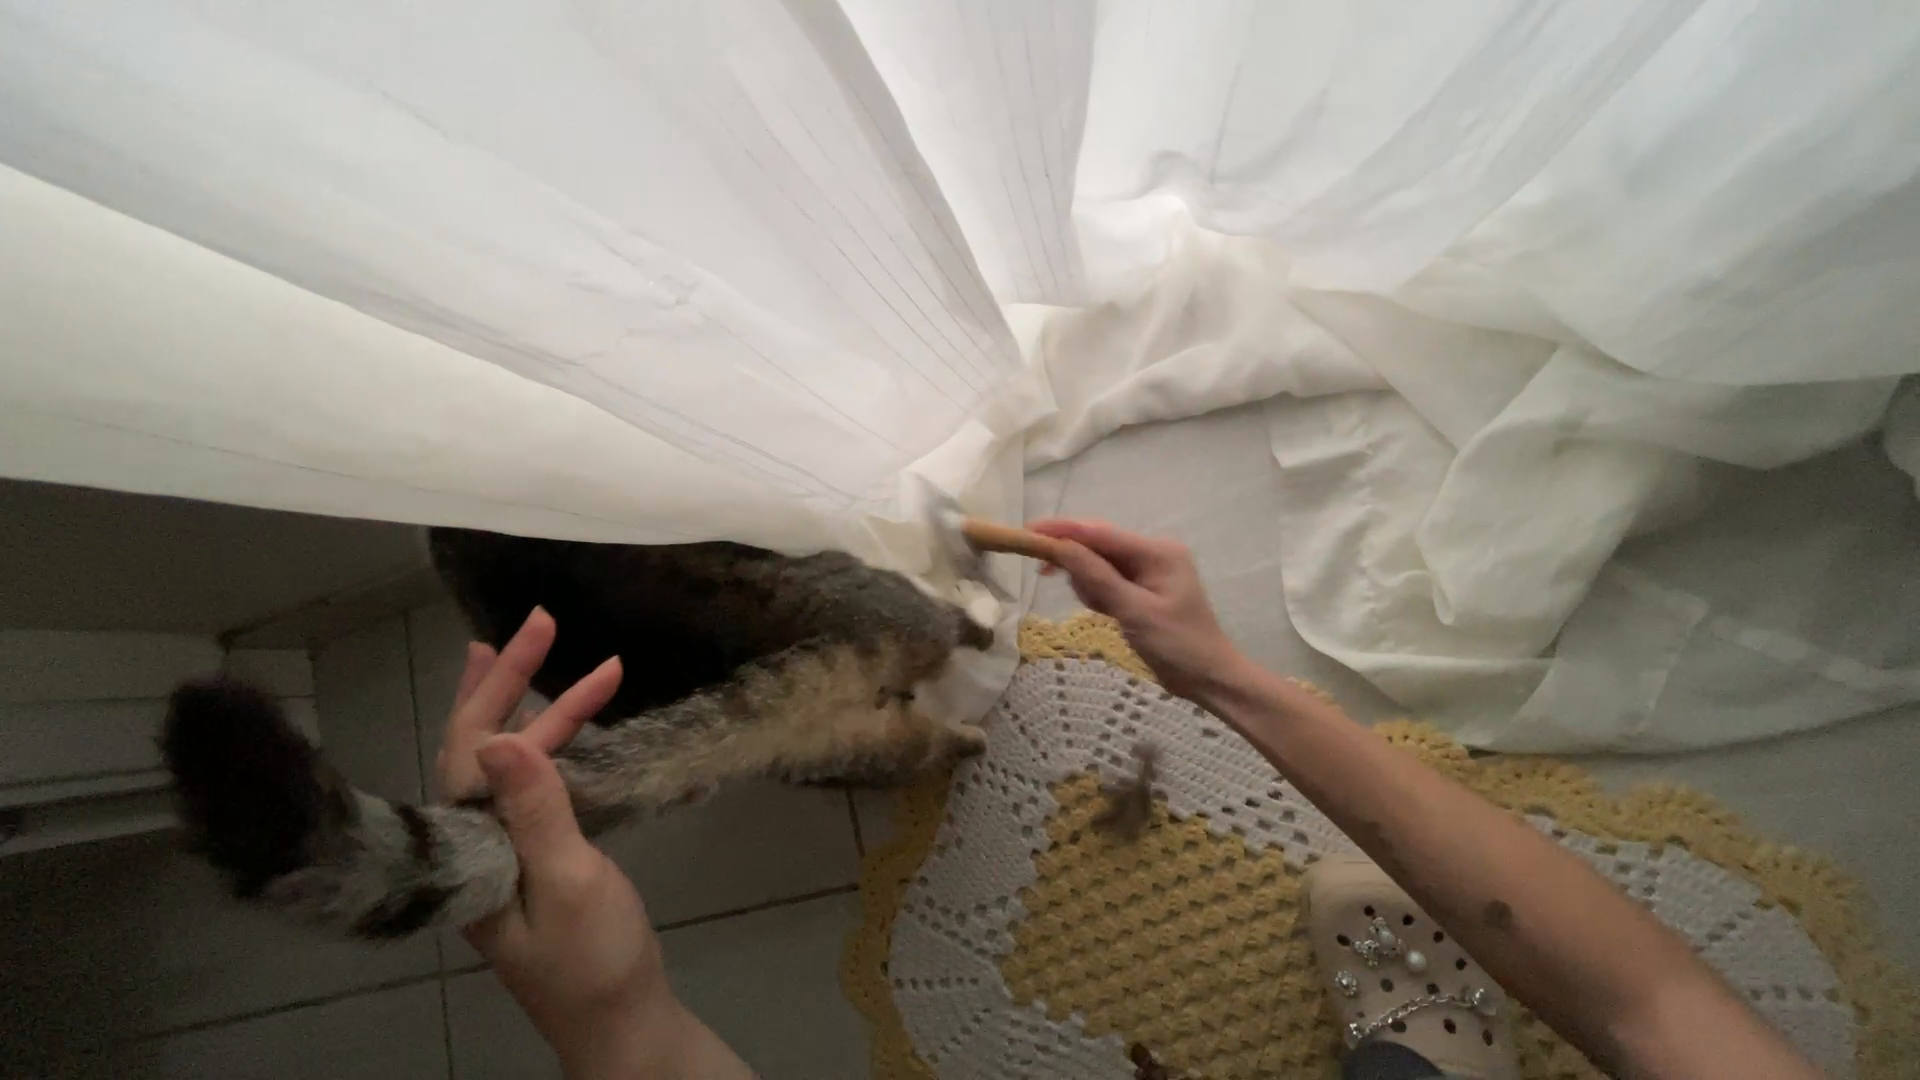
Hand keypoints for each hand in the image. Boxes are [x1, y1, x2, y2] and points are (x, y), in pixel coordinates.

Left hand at [438, 611, 673, 1077]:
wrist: (617, 1016)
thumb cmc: (592, 956)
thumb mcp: (568, 882)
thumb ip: (536, 811)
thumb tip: (502, 737)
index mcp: (467, 851)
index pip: (470, 751)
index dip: (498, 686)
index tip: (533, 634)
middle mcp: (470, 844)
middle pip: (480, 748)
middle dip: (512, 682)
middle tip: (544, 623)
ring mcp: (500, 849)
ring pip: (505, 763)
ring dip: (533, 708)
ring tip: (544, 655)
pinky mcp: (531, 855)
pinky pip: (529, 783)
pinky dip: (544, 742)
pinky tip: (554, 724)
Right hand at [1028, 519, 1246, 700]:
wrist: (1208, 679)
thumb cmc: (1177, 645)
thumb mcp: (1134, 611)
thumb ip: (1097, 577)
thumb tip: (1060, 547)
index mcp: (1157, 551)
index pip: (1100, 533)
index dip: (1062, 531)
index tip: (1027, 532)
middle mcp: (1152, 553)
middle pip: (1098, 545)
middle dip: (1073, 560)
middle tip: (1043, 573)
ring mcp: (1147, 571)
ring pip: (1098, 564)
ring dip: (1087, 582)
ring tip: (1101, 610)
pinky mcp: (1140, 589)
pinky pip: (1107, 580)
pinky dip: (1096, 593)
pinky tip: (1103, 611)